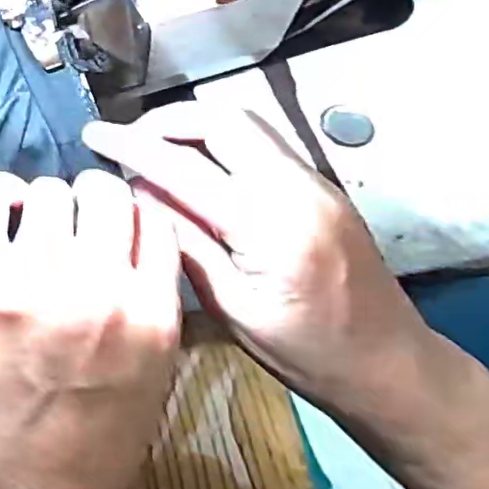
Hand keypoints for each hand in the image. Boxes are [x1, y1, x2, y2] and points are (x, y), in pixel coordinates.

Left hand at [0, 170, 181, 488]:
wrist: (13, 482)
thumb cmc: (89, 434)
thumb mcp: (153, 374)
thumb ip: (152, 299)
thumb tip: (137, 230)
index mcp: (154, 316)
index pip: (155, 217)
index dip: (132, 213)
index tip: (113, 222)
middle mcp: (101, 289)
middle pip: (103, 190)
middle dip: (90, 199)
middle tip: (73, 221)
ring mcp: (38, 279)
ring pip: (48, 189)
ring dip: (42, 203)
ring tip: (34, 227)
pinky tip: (0, 214)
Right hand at [81, 102, 439, 412]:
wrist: (395, 369)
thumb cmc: (307, 354)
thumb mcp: (230, 307)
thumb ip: (183, 239)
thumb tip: (138, 189)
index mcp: (270, 226)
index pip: (184, 165)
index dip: (130, 145)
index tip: (93, 134)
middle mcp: (296, 189)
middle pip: (219, 119)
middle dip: (163, 120)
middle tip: (126, 139)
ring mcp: (314, 180)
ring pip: (242, 120)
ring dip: (190, 122)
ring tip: (154, 145)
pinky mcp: (319, 183)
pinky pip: (259, 138)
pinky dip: (216, 135)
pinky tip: (195, 160)